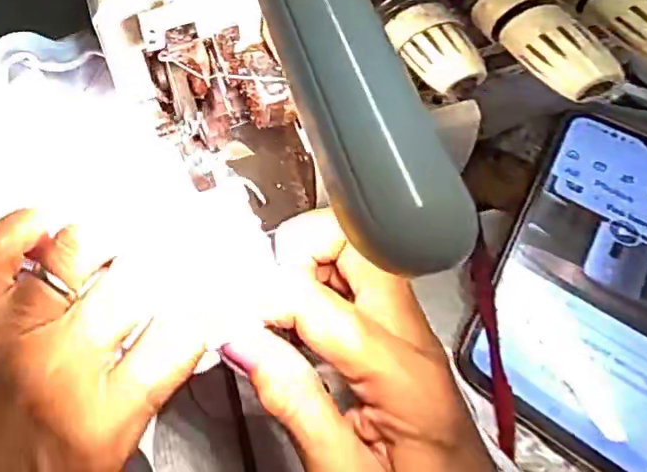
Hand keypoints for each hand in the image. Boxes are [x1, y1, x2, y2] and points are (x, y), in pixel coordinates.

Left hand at [0, 209, 208, 471]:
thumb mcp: (100, 462)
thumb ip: (134, 403)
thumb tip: (163, 342)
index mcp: (100, 420)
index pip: (174, 340)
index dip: (194, 310)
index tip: (198, 295)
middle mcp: (60, 364)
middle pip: (129, 285)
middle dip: (153, 269)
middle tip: (159, 259)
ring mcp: (12, 329)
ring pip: (71, 251)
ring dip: (98, 244)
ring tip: (108, 245)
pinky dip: (24, 223)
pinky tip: (46, 226)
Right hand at [222, 209, 490, 471]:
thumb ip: (296, 406)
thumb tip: (240, 337)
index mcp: (407, 378)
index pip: (319, 299)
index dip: (263, 298)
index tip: (232, 318)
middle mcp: (414, 339)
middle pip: (353, 240)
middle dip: (296, 248)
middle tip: (263, 292)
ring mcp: (409, 330)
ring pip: (351, 247)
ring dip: (302, 261)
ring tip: (276, 310)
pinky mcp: (397, 332)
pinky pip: (351, 274)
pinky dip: (311, 278)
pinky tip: (294, 321)